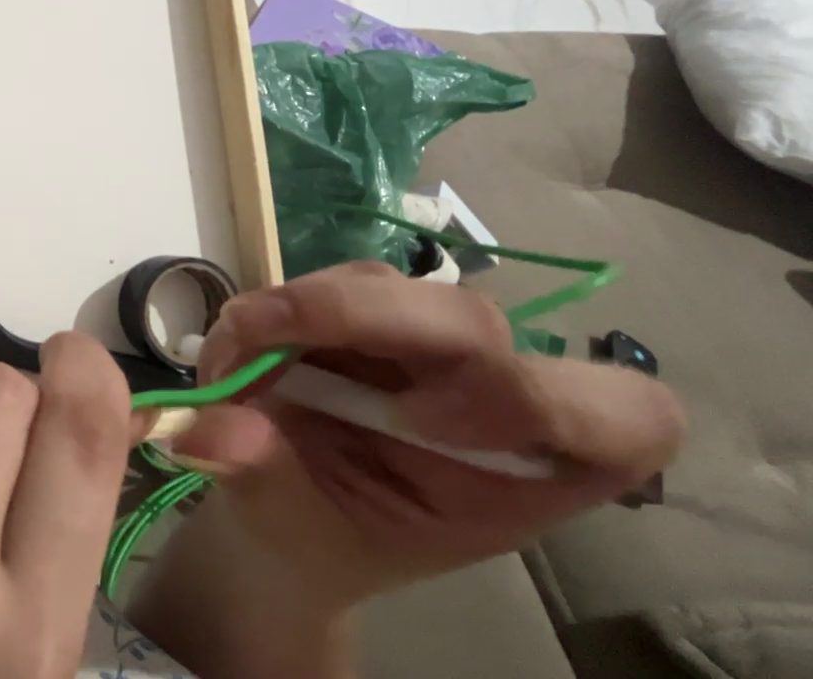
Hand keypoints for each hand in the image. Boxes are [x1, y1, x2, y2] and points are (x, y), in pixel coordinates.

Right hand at [131, 262, 684, 676]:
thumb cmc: (312, 542)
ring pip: (385, 287)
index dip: (538, 399)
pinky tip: (234, 351)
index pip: (618, 417)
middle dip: (352, 315)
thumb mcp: (291, 529)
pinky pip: (327, 285)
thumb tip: (208, 426)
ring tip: (228, 364)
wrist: (275, 517)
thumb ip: (260, 474)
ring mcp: (421, 347)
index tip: (420, 421)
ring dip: (293, 310)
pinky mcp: (363, 318)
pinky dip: (268, 310)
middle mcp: (490, 396)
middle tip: (250, 332)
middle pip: (467, 321)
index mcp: (525, 473)